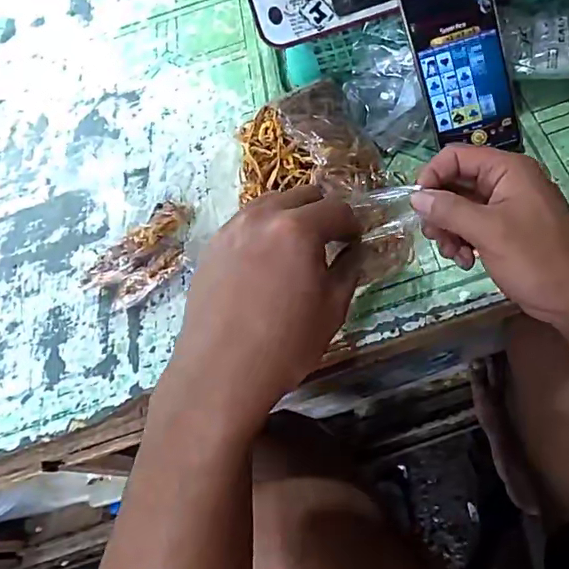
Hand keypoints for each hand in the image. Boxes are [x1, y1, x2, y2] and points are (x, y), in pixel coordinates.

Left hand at [161, 185, 362, 438]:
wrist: (220, 372)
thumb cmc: (286, 344)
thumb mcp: (332, 308)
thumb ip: (349, 269)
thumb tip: (356, 251)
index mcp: (298, 228)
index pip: (338, 208)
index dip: (354, 224)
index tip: (357, 241)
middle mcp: (262, 216)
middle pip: (303, 195)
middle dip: (323, 213)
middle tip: (331, 241)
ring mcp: (231, 228)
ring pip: (271, 203)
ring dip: (292, 216)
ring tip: (297, 249)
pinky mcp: (212, 246)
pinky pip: (246, 223)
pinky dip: (264, 230)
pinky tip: (267, 261)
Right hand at [412, 146, 568, 327]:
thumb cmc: (536, 258)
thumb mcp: (488, 231)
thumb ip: (449, 210)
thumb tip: (416, 196)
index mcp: (507, 169)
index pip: (456, 157)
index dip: (432, 176)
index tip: (418, 206)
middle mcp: (508, 182)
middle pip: (457, 182)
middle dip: (441, 210)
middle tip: (435, 237)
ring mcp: (509, 207)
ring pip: (463, 207)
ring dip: (451, 230)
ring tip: (455, 255)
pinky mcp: (509, 230)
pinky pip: (476, 226)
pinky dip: (465, 240)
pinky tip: (467, 261)